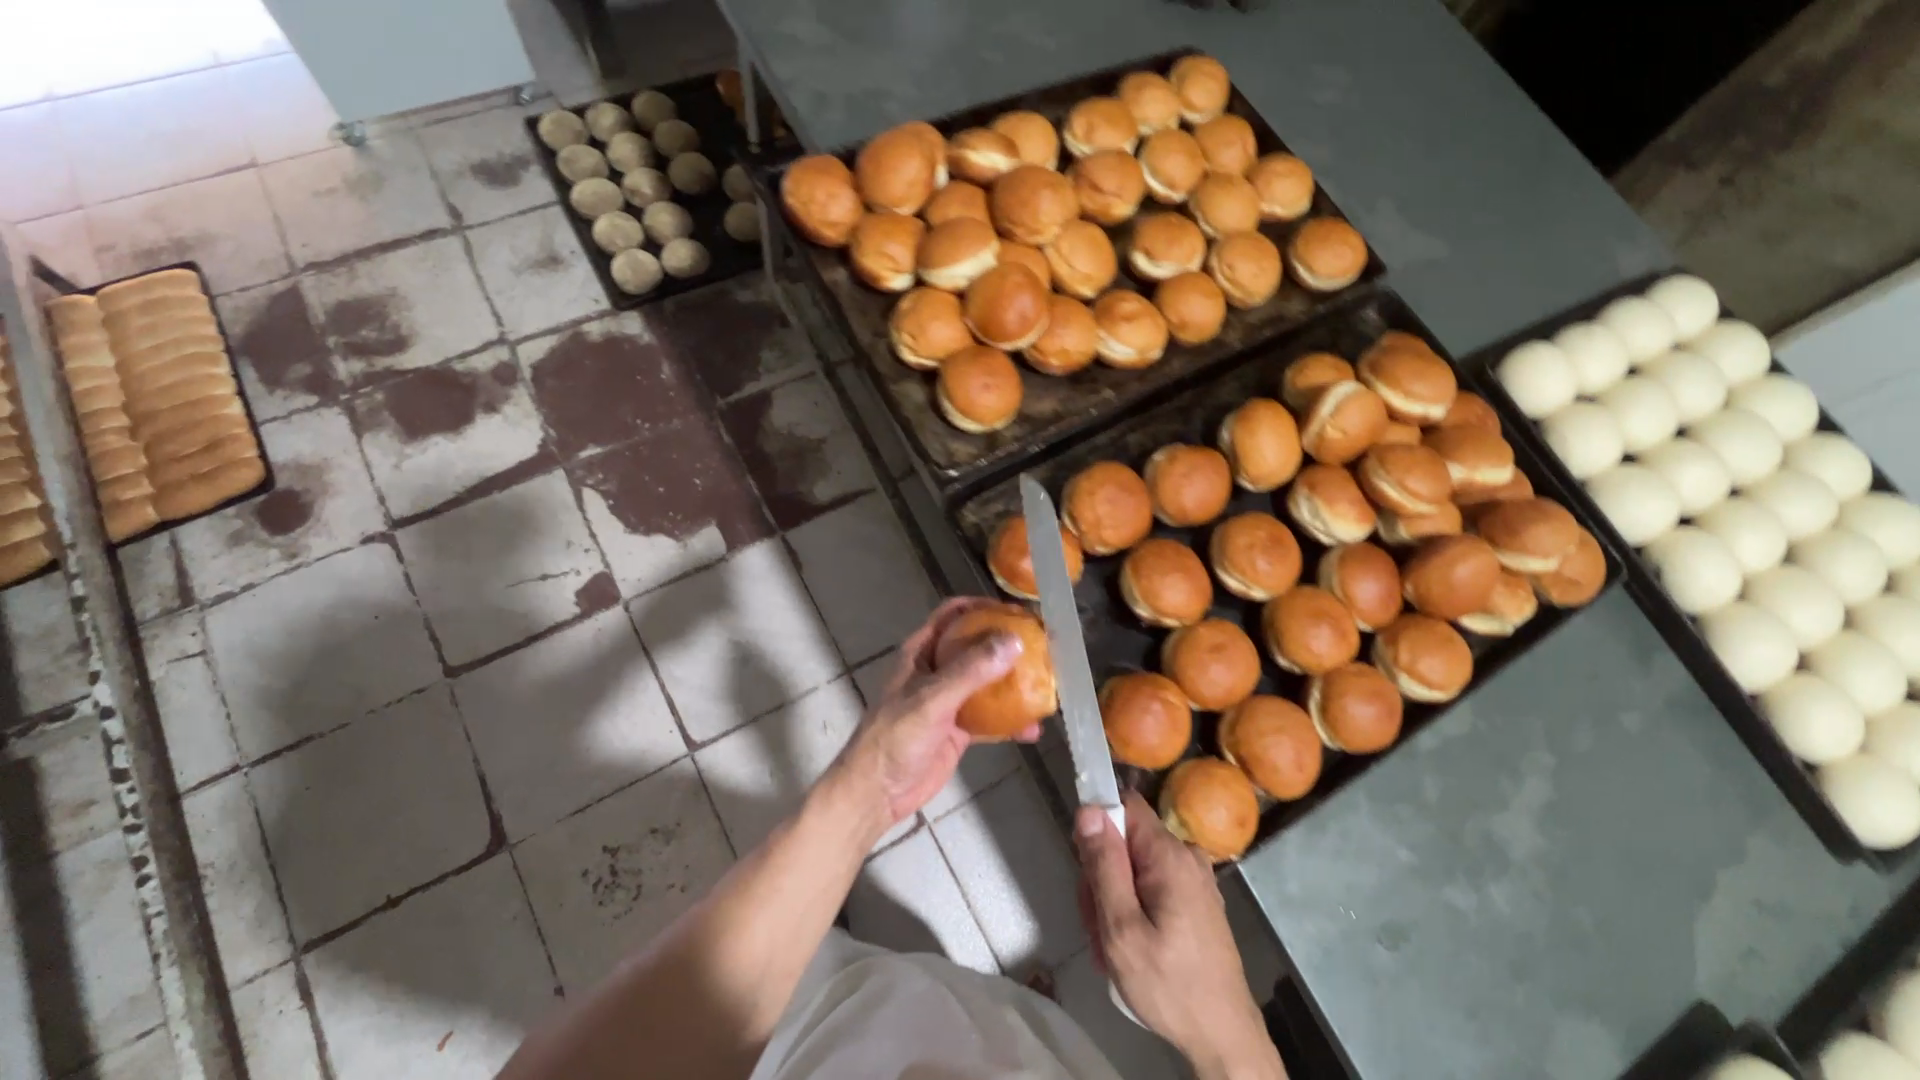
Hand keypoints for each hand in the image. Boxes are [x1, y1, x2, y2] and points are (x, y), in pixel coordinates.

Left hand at [829, 598, 1035, 827]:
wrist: (877, 792)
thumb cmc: (895, 738)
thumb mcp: (932, 699)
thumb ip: (971, 670)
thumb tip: (1014, 641)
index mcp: (921, 652)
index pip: (953, 615)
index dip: (982, 606)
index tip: (1017, 611)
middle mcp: (936, 671)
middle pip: (975, 646)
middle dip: (1006, 644)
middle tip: (1043, 645)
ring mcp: (948, 701)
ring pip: (987, 683)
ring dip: (1013, 683)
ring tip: (1046, 683)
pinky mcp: (958, 730)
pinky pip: (990, 720)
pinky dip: (1011, 723)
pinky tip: (1033, 730)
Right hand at [1076, 792, 1285, 1079]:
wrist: (1223, 1036)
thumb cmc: (1168, 985)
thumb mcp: (1122, 928)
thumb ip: (1104, 866)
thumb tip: (1089, 809)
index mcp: (1169, 856)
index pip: (1124, 805)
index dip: (1096, 824)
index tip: (1084, 863)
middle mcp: (1186, 857)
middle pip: (1126, 841)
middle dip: (1101, 876)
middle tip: (1098, 924)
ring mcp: (1195, 880)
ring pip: (1135, 868)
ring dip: (1114, 899)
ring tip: (1113, 946)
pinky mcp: (1196, 903)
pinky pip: (1152, 888)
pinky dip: (1134, 911)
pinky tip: (1132, 948)